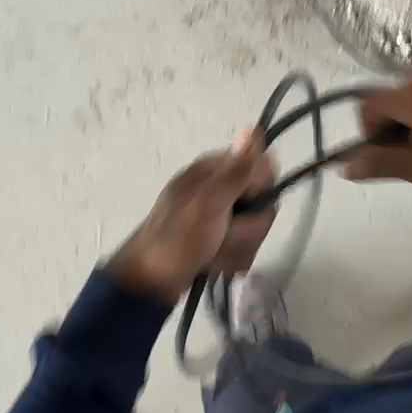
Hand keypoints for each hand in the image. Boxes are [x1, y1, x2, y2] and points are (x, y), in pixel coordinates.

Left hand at [106, 130, 277, 304]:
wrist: (149, 284)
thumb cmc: (177, 239)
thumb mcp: (209, 203)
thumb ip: (236, 171)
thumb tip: (253, 128)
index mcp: (212, 171)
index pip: (261, 168)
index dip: (260, 190)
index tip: (245, 205)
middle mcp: (217, 190)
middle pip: (261, 203)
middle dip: (247, 227)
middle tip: (224, 236)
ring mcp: (217, 217)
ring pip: (253, 229)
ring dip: (238, 247)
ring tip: (214, 254)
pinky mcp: (217, 241)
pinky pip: (242, 247)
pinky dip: (229, 259)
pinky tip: (212, 264)